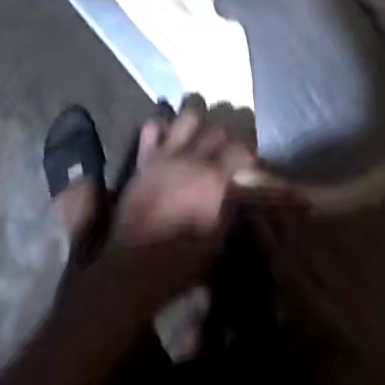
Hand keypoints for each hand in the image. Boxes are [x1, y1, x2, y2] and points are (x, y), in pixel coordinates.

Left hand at [93, 99, 257, 309]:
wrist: (133, 266)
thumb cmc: (180, 260)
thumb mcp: (218, 241)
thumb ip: (234, 210)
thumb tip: (244, 192)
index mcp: (214, 180)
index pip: (242, 150)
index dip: (250, 155)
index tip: (251, 166)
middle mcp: (192, 159)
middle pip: (219, 130)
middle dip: (227, 139)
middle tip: (227, 155)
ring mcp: (165, 155)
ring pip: (188, 118)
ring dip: (198, 125)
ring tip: (199, 139)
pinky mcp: (144, 159)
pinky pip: (152, 127)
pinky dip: (162, 128)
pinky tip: (168, 140)